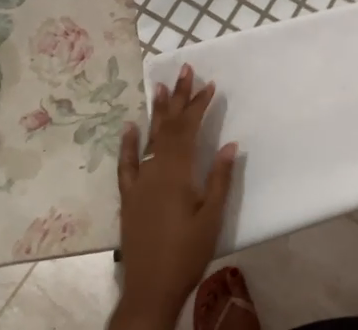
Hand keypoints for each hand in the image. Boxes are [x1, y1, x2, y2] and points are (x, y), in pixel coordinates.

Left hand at [111, 64, 236, 329]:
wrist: (150, 288)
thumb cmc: (187, 253)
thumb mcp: (212, 217)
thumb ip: (220, 179)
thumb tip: (230, 144)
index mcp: (178, 172)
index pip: (189, 128)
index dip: (198, 104)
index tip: (208, 83)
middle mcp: (156, 169)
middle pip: (169, 126)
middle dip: (178, 97)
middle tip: (184, 69)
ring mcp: (140, 182)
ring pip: (149, 138)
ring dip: (157, 112)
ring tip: (160, 86)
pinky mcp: (129, 197)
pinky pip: (127, 164)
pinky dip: (128, 144)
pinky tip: (130, 127)